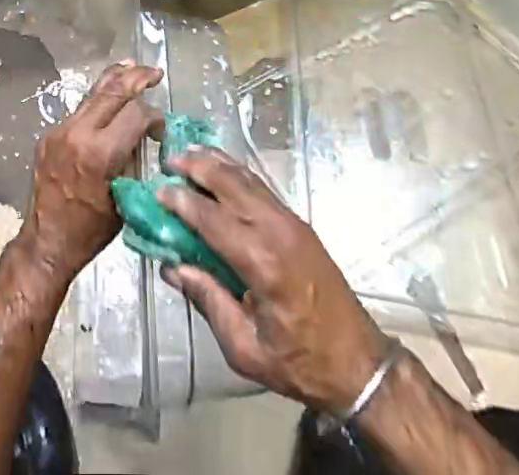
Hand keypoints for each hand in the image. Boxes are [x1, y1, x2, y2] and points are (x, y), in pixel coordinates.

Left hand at [19, 62, 162, 280]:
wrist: (48, 240)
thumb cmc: (92, 229)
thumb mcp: (127, 197)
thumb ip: (136, 159)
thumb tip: (149, 135)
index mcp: (99, 153)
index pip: (135, 114)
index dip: (154, 117)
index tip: (162, 128)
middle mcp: (76, 134)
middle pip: (110, 92)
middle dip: (135, 78)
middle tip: (153, 72)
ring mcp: (58, 132)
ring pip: (91, 95)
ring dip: (114, 81)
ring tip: (131, 67)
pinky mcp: (49, 136)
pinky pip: (78, 112)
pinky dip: (97, 103)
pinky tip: (108, 101)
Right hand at [158, 148, 384, 410]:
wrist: (362, 364)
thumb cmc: (301, 362)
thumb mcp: (245, 347)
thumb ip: (207, 300)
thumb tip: (171, 267)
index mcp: (263, 264)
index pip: (212, 218)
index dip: (181, 201)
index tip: (156, 191)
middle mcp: (278, 233)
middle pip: (231, 184)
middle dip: (197, 168)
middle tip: (168, 160)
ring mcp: (292, 224)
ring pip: (248, 179)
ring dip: (216, 163)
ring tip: (188, 153)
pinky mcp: (299, 225)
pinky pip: (261, 187)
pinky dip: (236, 172)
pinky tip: (221, 168)